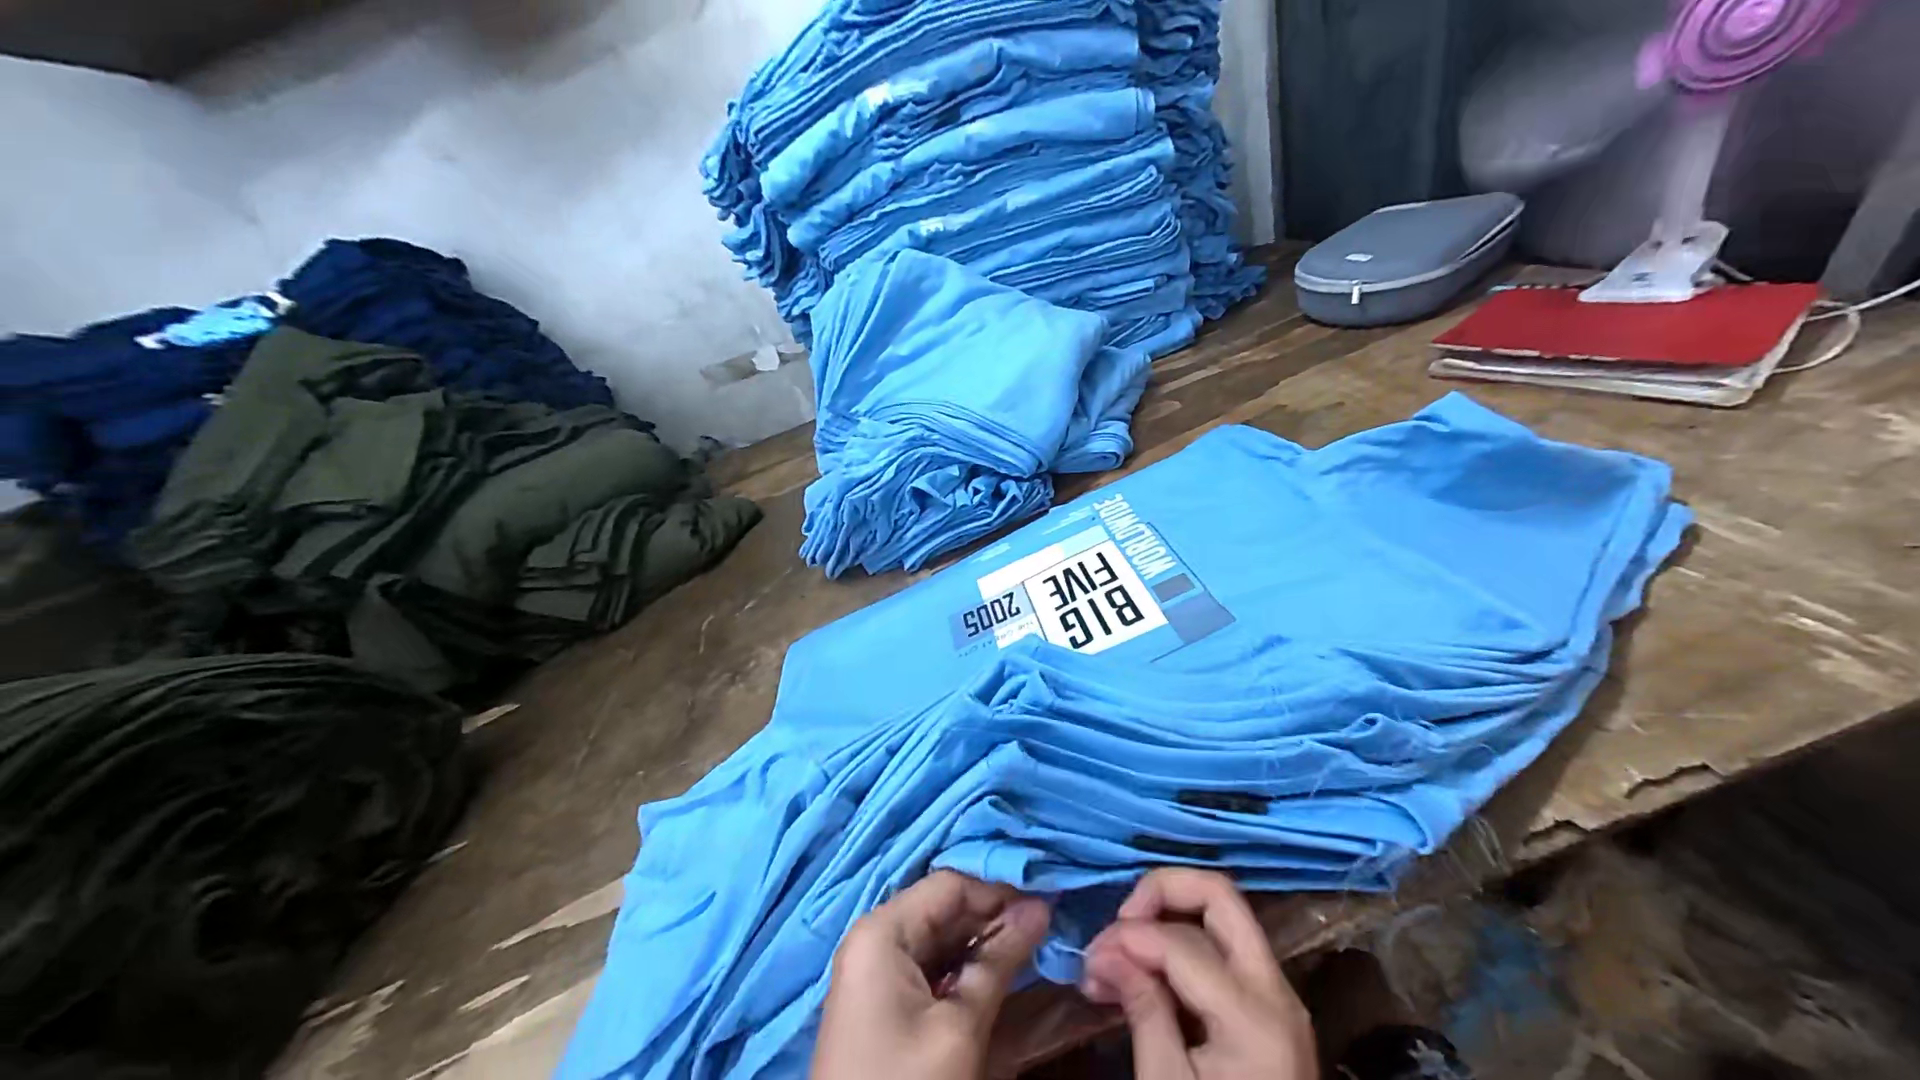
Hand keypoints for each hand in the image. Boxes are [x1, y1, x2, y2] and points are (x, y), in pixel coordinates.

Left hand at [814, 870, 1050, 1079]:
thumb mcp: (959, 1025)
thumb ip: (999, 960)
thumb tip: (1041, 908)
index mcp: (882, 929)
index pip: (950, 885)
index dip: (999, 890)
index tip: (1047, 901)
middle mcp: (876, 937)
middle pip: (945, 908)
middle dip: (995, 915)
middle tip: (1049, 924)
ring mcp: (878, 969)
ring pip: (941, 938)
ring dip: (985, 942)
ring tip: (1036, 944)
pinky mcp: (885, 999)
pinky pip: (932, 965)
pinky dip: (966, 967)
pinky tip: (1002, 972)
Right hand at [1081, 869, 1315, 1079]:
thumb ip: (1142, 1010)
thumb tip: (1105, 950)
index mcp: (1254, 1014)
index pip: (1179, 940)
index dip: (1127, 938)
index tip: (1090, 960)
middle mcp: (1276, 988)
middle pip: (1219, 895)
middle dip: (1160, 891)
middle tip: (1118, 923)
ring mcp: (1279, 994)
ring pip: (1223, 913)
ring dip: (1169, 915)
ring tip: (1122, 950)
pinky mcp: (1270, 1006)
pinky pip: (1225, 947)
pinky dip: (1183, 940)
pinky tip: (1148, 968)